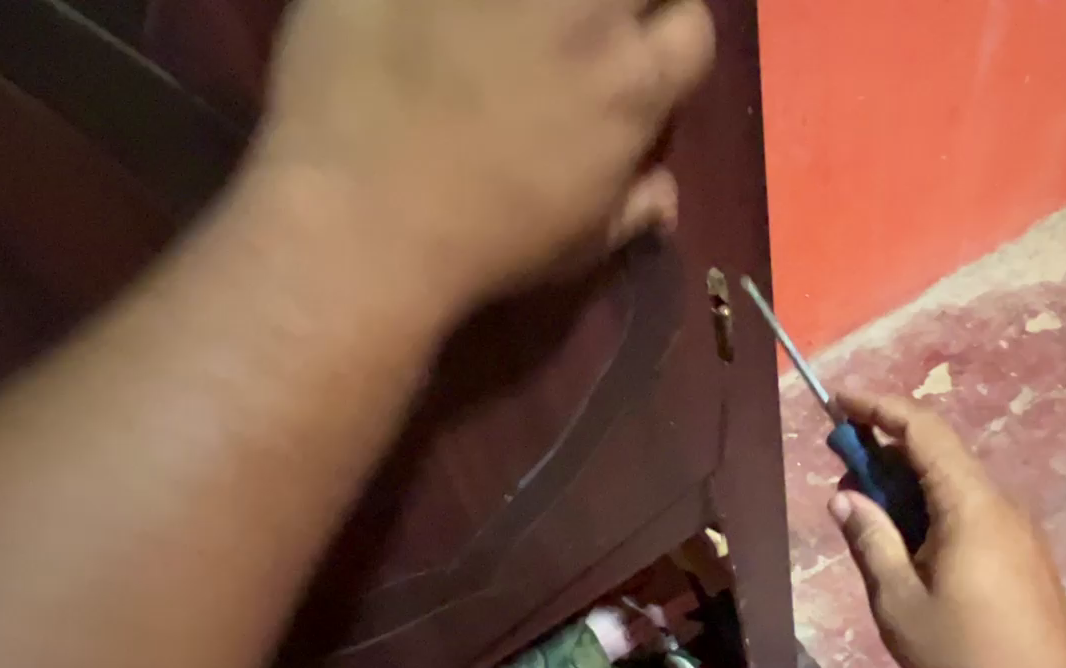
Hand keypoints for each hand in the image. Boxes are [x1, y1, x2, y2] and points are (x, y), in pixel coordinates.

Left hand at [250, 0, 714, 300]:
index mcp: (631, 87)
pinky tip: (455, 16)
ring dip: (555, 0)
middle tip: (586, 29)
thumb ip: (636, 208)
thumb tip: (666, 195)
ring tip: (518, 23)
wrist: (370, 216)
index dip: (673, 43)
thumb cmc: (491, 245)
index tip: (643, 61)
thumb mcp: (582, 244)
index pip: (695, 30)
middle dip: (629, 2)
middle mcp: (584, 12)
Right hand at [829, 393, 1065, 667]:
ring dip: (907, 481)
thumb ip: (871, 542)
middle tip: (843, 469)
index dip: (878, 408)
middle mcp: (997, 501)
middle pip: (938, 451)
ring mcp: (1014, 524)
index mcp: (969, 505)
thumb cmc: (966, 651)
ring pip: (953, 480)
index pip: (923, 430)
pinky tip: (910, 538)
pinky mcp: (1020, 546)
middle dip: (886, 447)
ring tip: (868, 508)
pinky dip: (931, 504)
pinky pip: (969, 505)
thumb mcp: (900, 602)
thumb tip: (845, 497)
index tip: (839, 403)